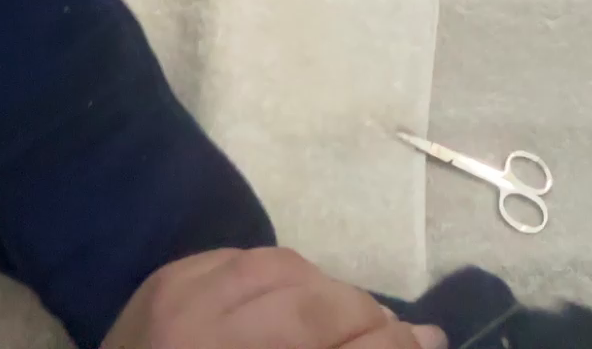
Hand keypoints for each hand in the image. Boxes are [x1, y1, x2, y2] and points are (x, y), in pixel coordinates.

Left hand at [102, 248, 447, 348]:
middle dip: (364, 315)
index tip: (427, 344)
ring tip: (347, 315)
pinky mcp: (164, 277)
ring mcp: (176, 300)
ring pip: (278, 266)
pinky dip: (279, 272)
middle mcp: (200, 340)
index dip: (388, 346)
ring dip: (325, 288)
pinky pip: (240, 253)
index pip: (324, 345)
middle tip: (396, 334)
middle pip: (306, 306)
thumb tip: (422, 341)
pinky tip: (292, 296)